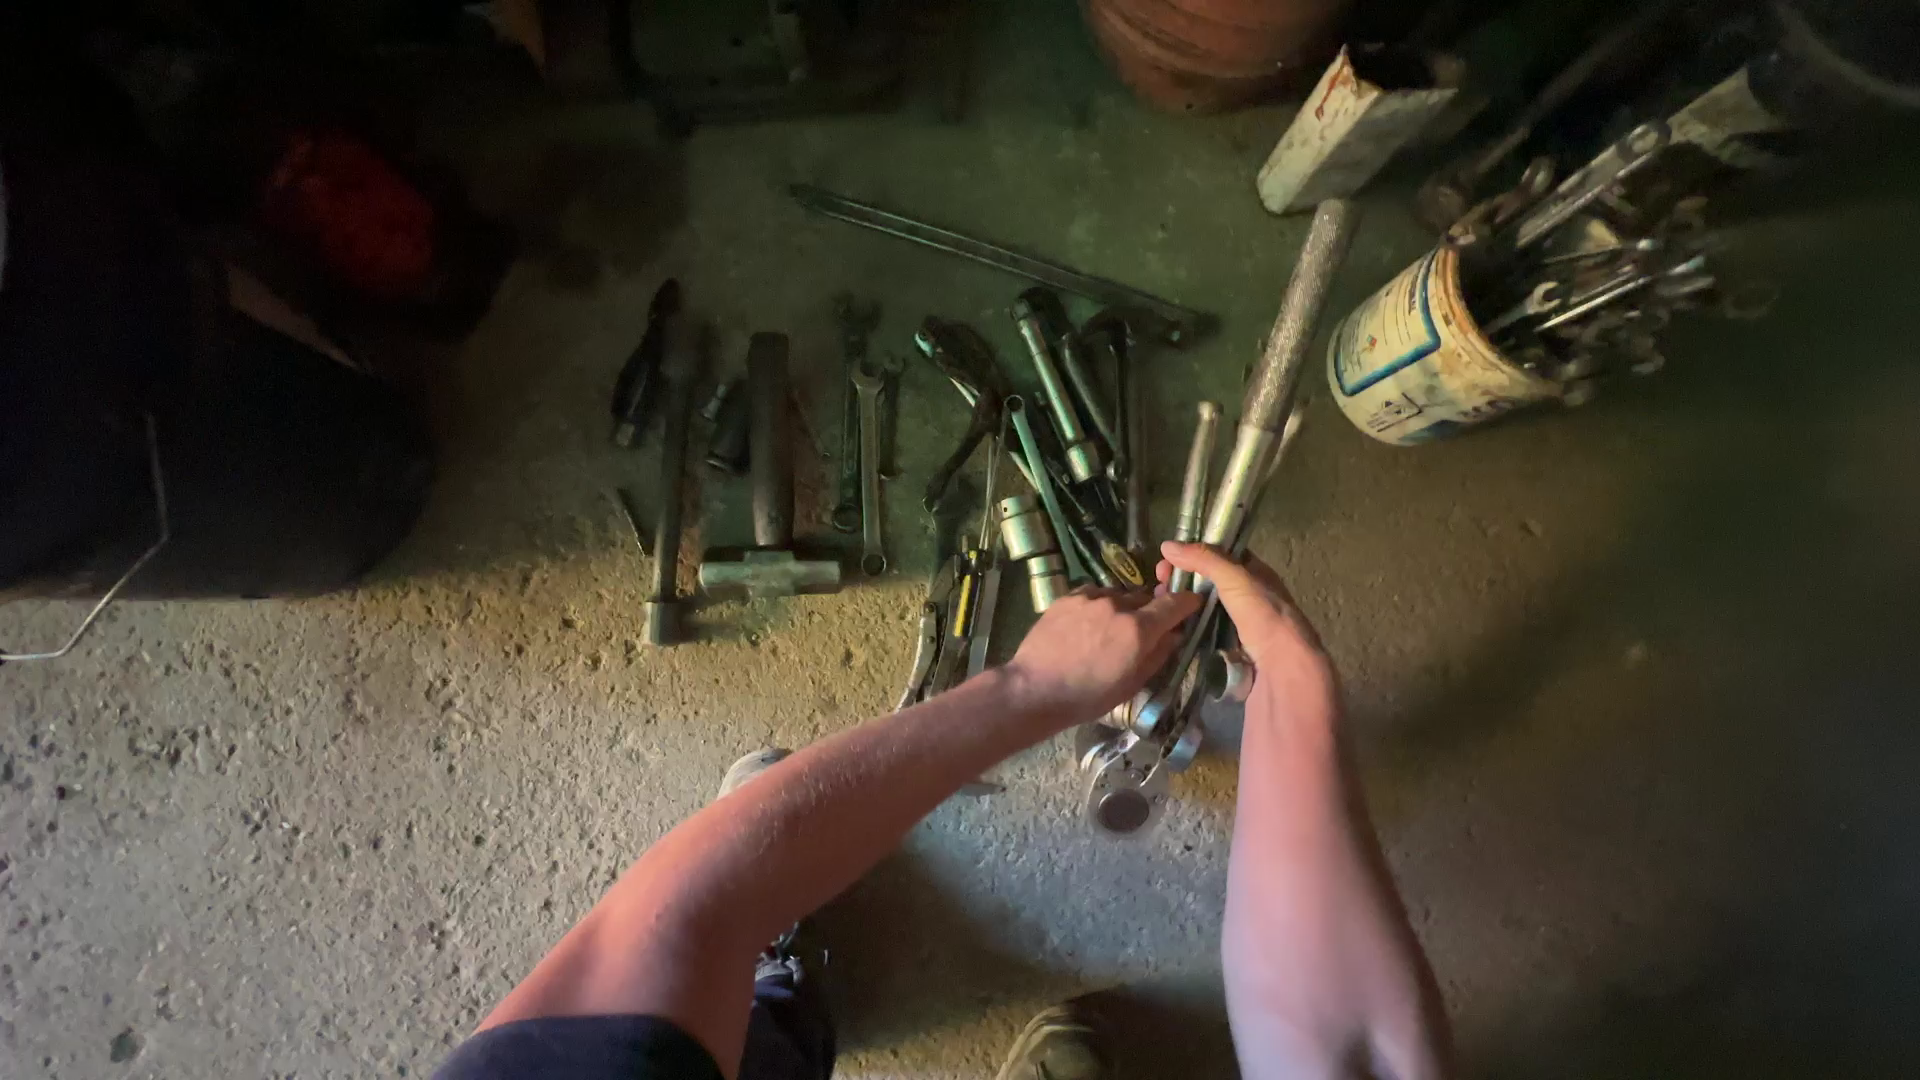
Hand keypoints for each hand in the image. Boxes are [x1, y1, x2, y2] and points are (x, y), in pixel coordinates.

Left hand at [1001, 585, 1202, 721]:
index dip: (1187, 602)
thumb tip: (1175, 634)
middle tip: (1141, 631)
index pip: (1174, 603)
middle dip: (1149, 612)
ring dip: (1121, 608)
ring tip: (1108, 630)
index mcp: (1138, 628)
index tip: (1192, 604)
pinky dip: (1097, 606)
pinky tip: (1088, 625)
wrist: (1036, 688)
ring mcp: (1089, 598)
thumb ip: (1159, 654)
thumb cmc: (1088, 696)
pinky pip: (1093, 596)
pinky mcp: (1067, 597)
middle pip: (1145, 599)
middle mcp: (1116, 605)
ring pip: (1117, 596)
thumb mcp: (1133, 683)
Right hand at [1158, 542, 1334, 712]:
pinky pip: (1203, 630)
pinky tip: (1170, 625)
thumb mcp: (1237, 580)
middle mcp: (1248, 597)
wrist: (1283, 672)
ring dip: (1182, 603)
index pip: (1221, 555)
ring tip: (1158, 603)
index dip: (1195, 553)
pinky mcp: (1229, 648)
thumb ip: (1206, 560)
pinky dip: (1187, 625)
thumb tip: (1167, 545)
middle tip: (1159, 584)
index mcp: (1257, 576)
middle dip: (1183, 579)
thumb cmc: (1265, 618)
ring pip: (1204, 606)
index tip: (1168, 558)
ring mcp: (1238, 624)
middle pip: (1209, 582)